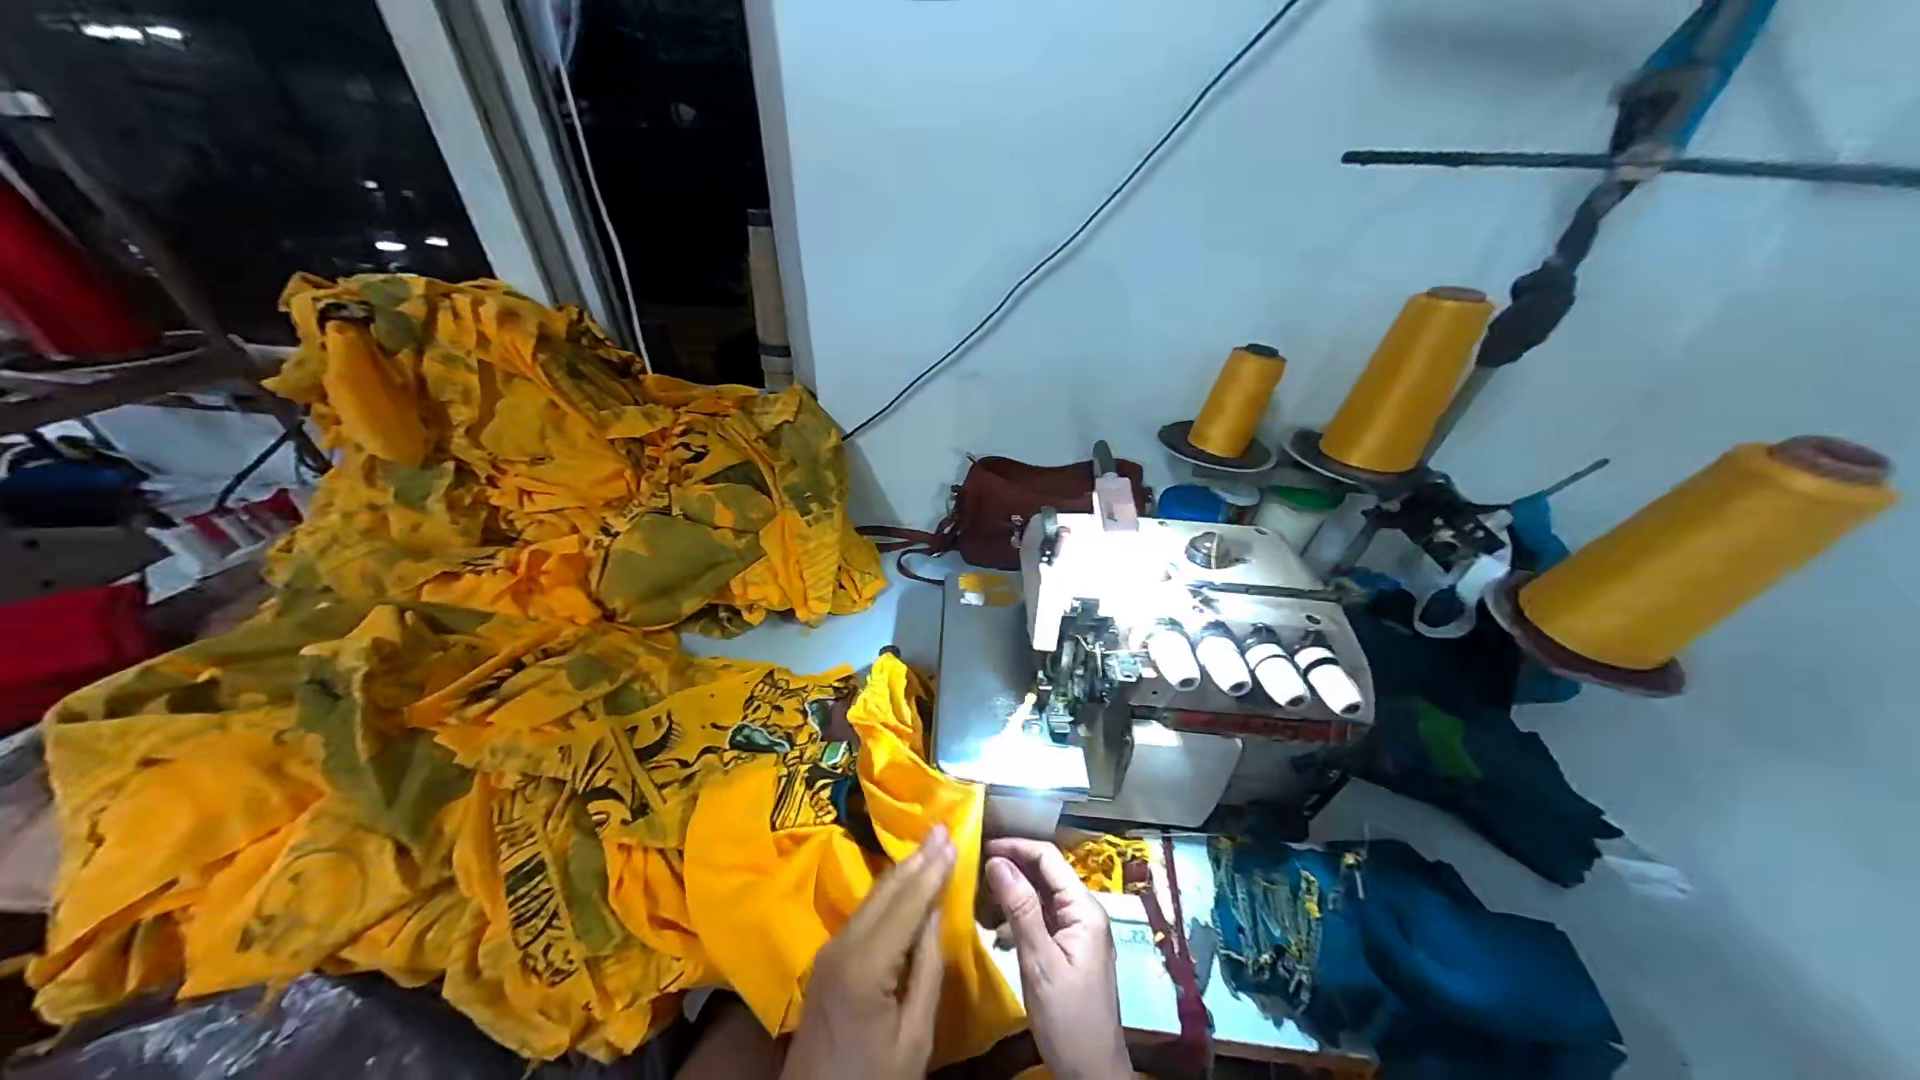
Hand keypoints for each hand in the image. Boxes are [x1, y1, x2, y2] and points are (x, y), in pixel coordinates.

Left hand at [782, 825, 955, 1079]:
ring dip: (903, 870)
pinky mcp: (828, 957)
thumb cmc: (873, 1078)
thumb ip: (927, 969)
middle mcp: (843, 946)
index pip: (906, 905)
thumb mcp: (914, 1035)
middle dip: (917, 859)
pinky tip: (904, 880)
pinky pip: (864, 913)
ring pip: (872, 898)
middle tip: (941, 828)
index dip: (931, 871)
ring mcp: (831, 949)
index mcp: (866, 966)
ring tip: (928, 844)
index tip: (952, 839)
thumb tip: (937, 912)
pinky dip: (888, 892)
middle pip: (886, 892)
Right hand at [984, 838, 1131, 1079]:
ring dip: (1012, 892)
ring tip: (980, 898)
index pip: (1048, 857)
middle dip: (1011, 867)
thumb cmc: (1068, 1019)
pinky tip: (997, 928)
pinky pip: (1042, 917)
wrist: (1092, 1074)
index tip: (981, 847)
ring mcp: (1078, 930)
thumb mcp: (1040, 962)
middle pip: (1045, 873)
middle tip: (975, 870)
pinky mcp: (1070, 948)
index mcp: (1084, 908)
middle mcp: (1084, 911)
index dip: (1015, 846)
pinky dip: (1018, 916)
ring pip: (1041, 894)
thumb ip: (1020, 909)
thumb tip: (997, 862)